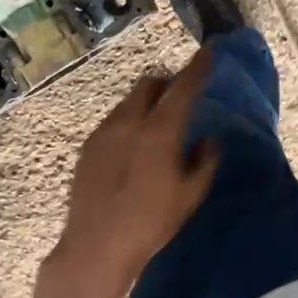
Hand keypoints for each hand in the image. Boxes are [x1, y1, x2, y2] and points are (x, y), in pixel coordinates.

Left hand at [50, 47, 219, 295]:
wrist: (95, 248)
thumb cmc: (150, 223)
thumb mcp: (190, 195)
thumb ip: (205, 161)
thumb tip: (208, 139)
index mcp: (160, 130)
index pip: (183, 86)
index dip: (198, 66)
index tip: (209, 50)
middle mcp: (130, 121)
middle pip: (150, 83)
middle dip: (167, 82)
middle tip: (180, 96)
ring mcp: (104, 131)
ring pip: (130, 100)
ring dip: (147, 102)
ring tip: (156, 125)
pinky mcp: (88, 146)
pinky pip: (114, 120)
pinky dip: (129, 120)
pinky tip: (134, 147)